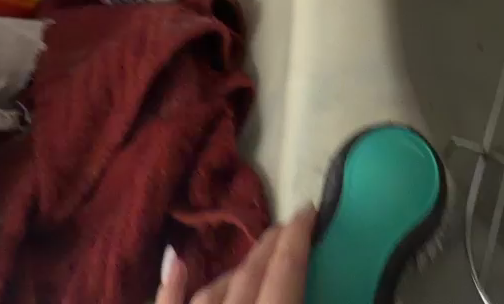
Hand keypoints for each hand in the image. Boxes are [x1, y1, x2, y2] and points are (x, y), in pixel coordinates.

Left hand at [157, 207, 314, 303]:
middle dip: (270, 248)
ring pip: (211, 291)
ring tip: (251, 261)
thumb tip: (332, 287)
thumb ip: (307, 298)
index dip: (298, 237)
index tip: (308, 209)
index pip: (285, 271)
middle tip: (287, 229)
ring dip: (233, 272)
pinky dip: (171, 288)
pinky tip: (178, 265)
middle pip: (249, 276)